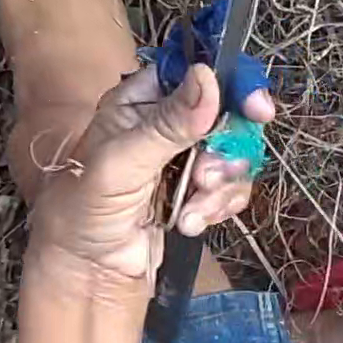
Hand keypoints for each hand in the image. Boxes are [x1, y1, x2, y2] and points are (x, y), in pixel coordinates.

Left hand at [26, 63, 272, 286]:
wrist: (89, 268)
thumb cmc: (85, 208)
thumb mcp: (122, 161)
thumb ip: (167, 123)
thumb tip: (208, 77)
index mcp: (144, 99)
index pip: (198, 73)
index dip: (233, 84)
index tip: (257, 109)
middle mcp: (172, 123)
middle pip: (230, 115)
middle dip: (225, 151)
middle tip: (205, 177)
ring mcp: (190, 158)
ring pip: (237, 155)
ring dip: (220, 186)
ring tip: (191, 209)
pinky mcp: (203, 191)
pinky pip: (235, 188)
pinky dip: (220, 207)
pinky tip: (190, 223)